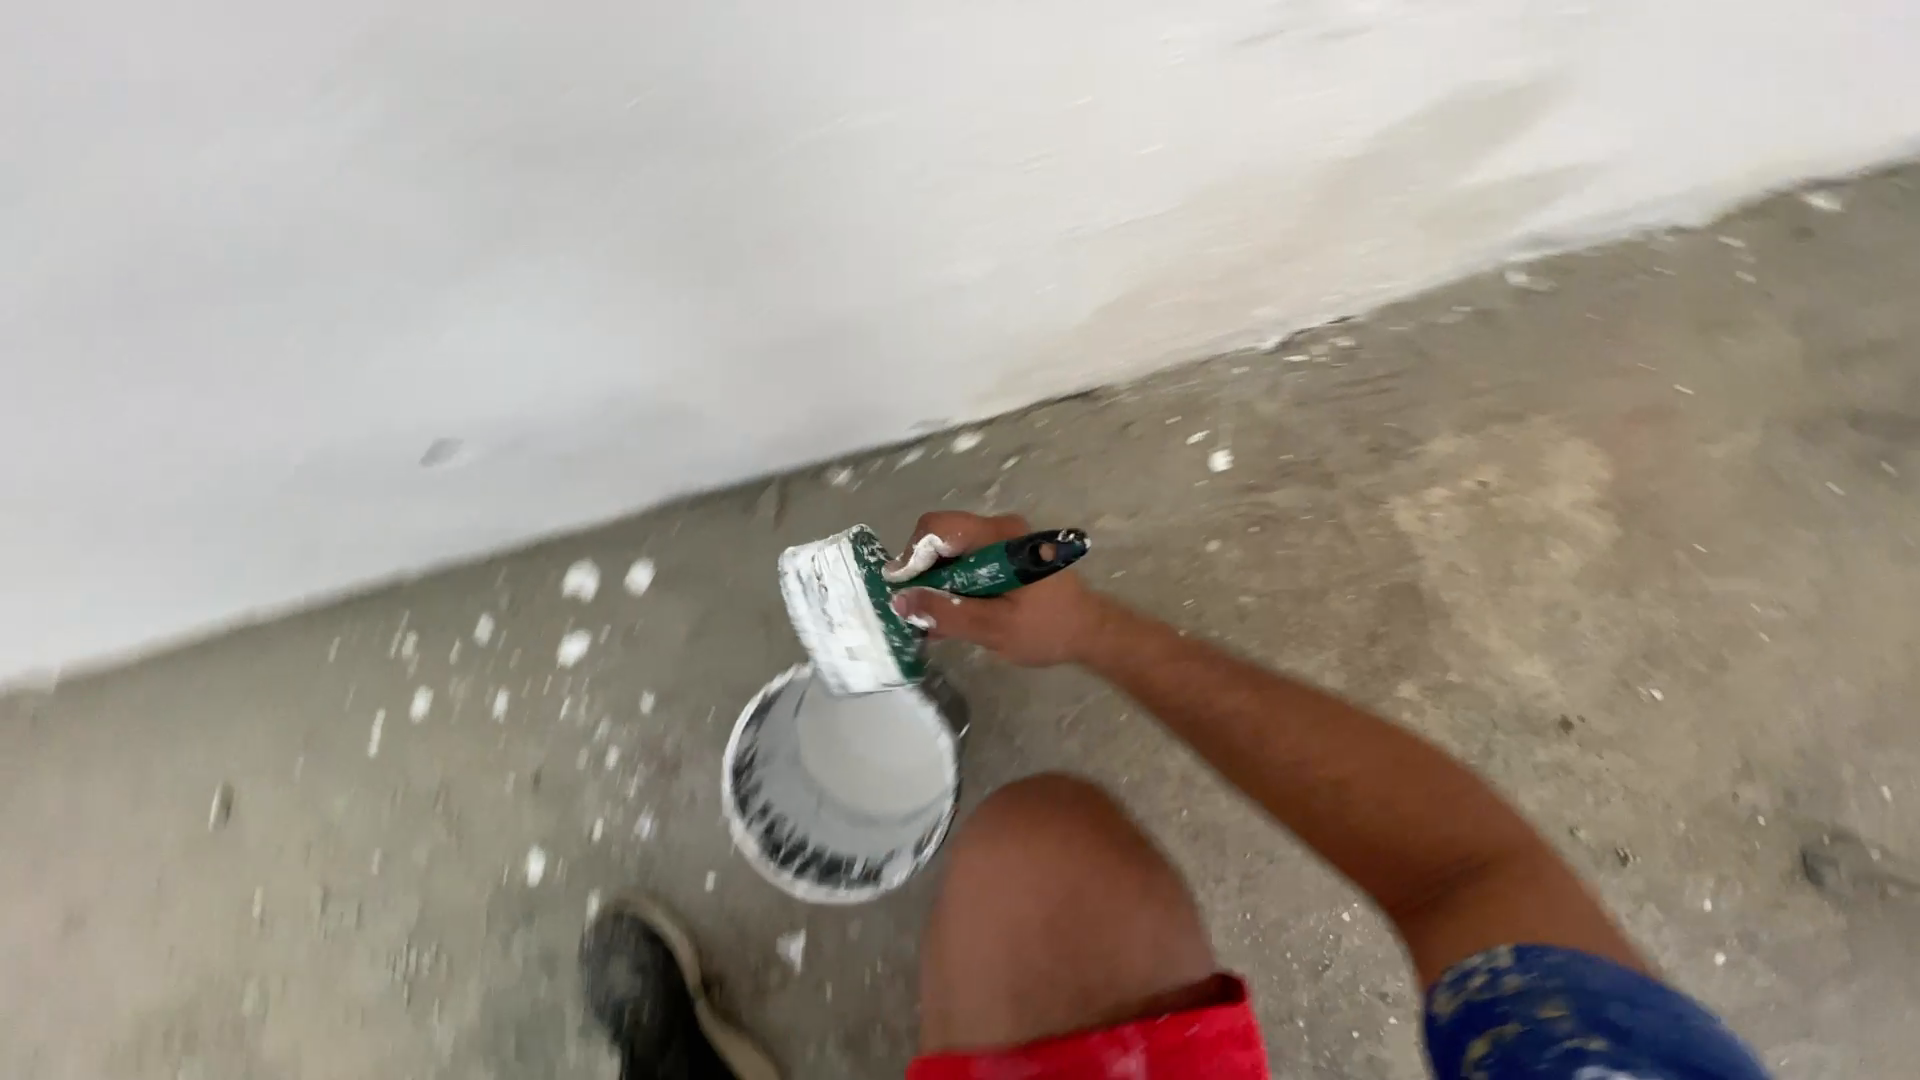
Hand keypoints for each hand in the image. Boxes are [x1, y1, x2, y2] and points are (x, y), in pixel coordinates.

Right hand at [884, 511, 1110, 667]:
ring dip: (935, 581)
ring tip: (929, 619)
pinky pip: (966, 559)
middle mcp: (999, 528)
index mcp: (999, 537)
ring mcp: (1003, 539)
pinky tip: (949, 614)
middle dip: (921, 572)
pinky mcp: (1005, 554)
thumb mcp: (994, 627)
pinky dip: (952, 583)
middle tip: (913, 609)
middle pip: (941, 537)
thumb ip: (946, 613)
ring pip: (951, 550)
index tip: (900, 589)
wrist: (1091, 632)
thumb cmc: (1048, 629)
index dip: (911, 555)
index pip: (937, 528)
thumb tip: (900, 601)